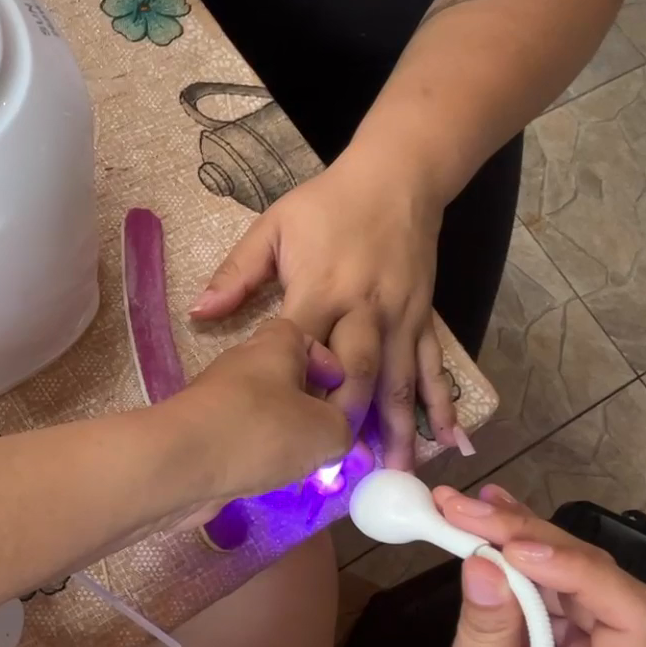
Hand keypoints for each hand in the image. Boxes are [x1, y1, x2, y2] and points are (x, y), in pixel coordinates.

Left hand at [160, 317, 351, 503]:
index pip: (306, 338)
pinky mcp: (200, 435)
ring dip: (286, 440)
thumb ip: (342, 430)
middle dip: (311, 411)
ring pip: (263, 416)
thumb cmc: (261, 430)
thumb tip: (335, 438)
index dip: (330, 364)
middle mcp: (242, 365)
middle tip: (333, 444)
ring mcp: (216, 401)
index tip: (343, 396)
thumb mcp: (326, 430)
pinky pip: (240, 443)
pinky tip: (273, 482)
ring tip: (309, 470)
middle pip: (285, 380)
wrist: (180, 463)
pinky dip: (258, 460)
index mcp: (274, 344)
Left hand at [190, 158, 454, 469]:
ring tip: (397, 474)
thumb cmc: (326, 203)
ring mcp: (401, 316)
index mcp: (322, 290)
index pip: (307, 349)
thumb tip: (199, 311)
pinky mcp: (424, 317)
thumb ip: (237, 273)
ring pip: (401, 379)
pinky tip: (446, 438)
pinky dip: (440, 402)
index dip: (297, 390)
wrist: (401, 173)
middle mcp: (366, 309)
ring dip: (399, 429)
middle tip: (347, 471)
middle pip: (359, 372)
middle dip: (352, 421)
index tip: (283, 434)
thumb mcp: (273, 227)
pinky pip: (433, 365)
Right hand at [418, 484, 645, 646]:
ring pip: (577, 568)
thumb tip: (483, 562)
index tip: (513, 551)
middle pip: (602, 582)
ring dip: (518, 532)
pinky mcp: (578, 626)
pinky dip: (517, 543)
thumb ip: (486, 631)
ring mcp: (606, 643)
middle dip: (533, 540)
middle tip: (465, 510)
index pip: (636, 620)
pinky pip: (555, 575)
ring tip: (463, 506)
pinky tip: (487, 513)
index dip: (582, 574)